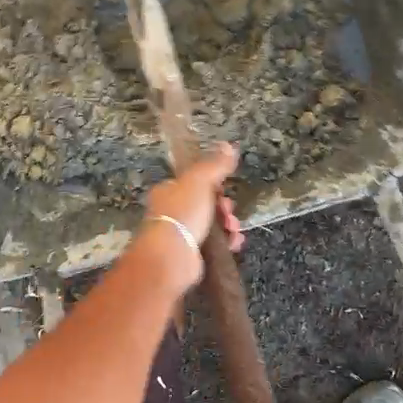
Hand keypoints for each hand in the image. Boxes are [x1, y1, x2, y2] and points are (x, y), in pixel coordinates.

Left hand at [140, 144, 244, 285]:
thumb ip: (215, 164)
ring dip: (228, 225)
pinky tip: (235, 243)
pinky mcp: (190, 255)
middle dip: (223, 207)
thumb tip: (228, 145)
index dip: (213, 184)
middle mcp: (171, 212)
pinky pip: (213, 245)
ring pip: (211, 225)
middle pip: (205, 204)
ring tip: (233, 230)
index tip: (225, 188)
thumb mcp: (200, 181)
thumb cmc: (183, 213)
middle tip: (229, 211)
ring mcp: (180, 235)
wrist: (171, 258)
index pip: (193, 183)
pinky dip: (227, 243)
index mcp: (168, 191)